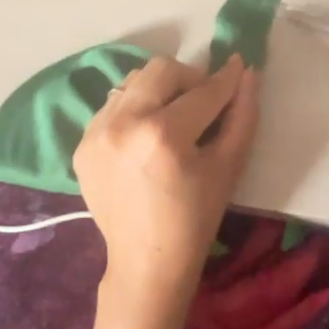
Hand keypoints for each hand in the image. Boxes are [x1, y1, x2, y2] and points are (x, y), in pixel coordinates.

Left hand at [74, 55, 260, 302]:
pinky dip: (134, 111)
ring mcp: (96, 133)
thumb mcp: (228, 166)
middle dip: (189, 78)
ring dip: (159, 91)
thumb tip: (247, 71)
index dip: (225, 78)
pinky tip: (146, 139)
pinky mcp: (82, 144)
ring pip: (133, 82)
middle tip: (202, 101)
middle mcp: (124, 124)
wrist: (146, 261)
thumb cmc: (196, 219)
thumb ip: (242, 114)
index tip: (236, 67)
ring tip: (173, 119)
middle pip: (161, 69)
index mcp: (164, 134)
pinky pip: (112, 106)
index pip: (203, 90)